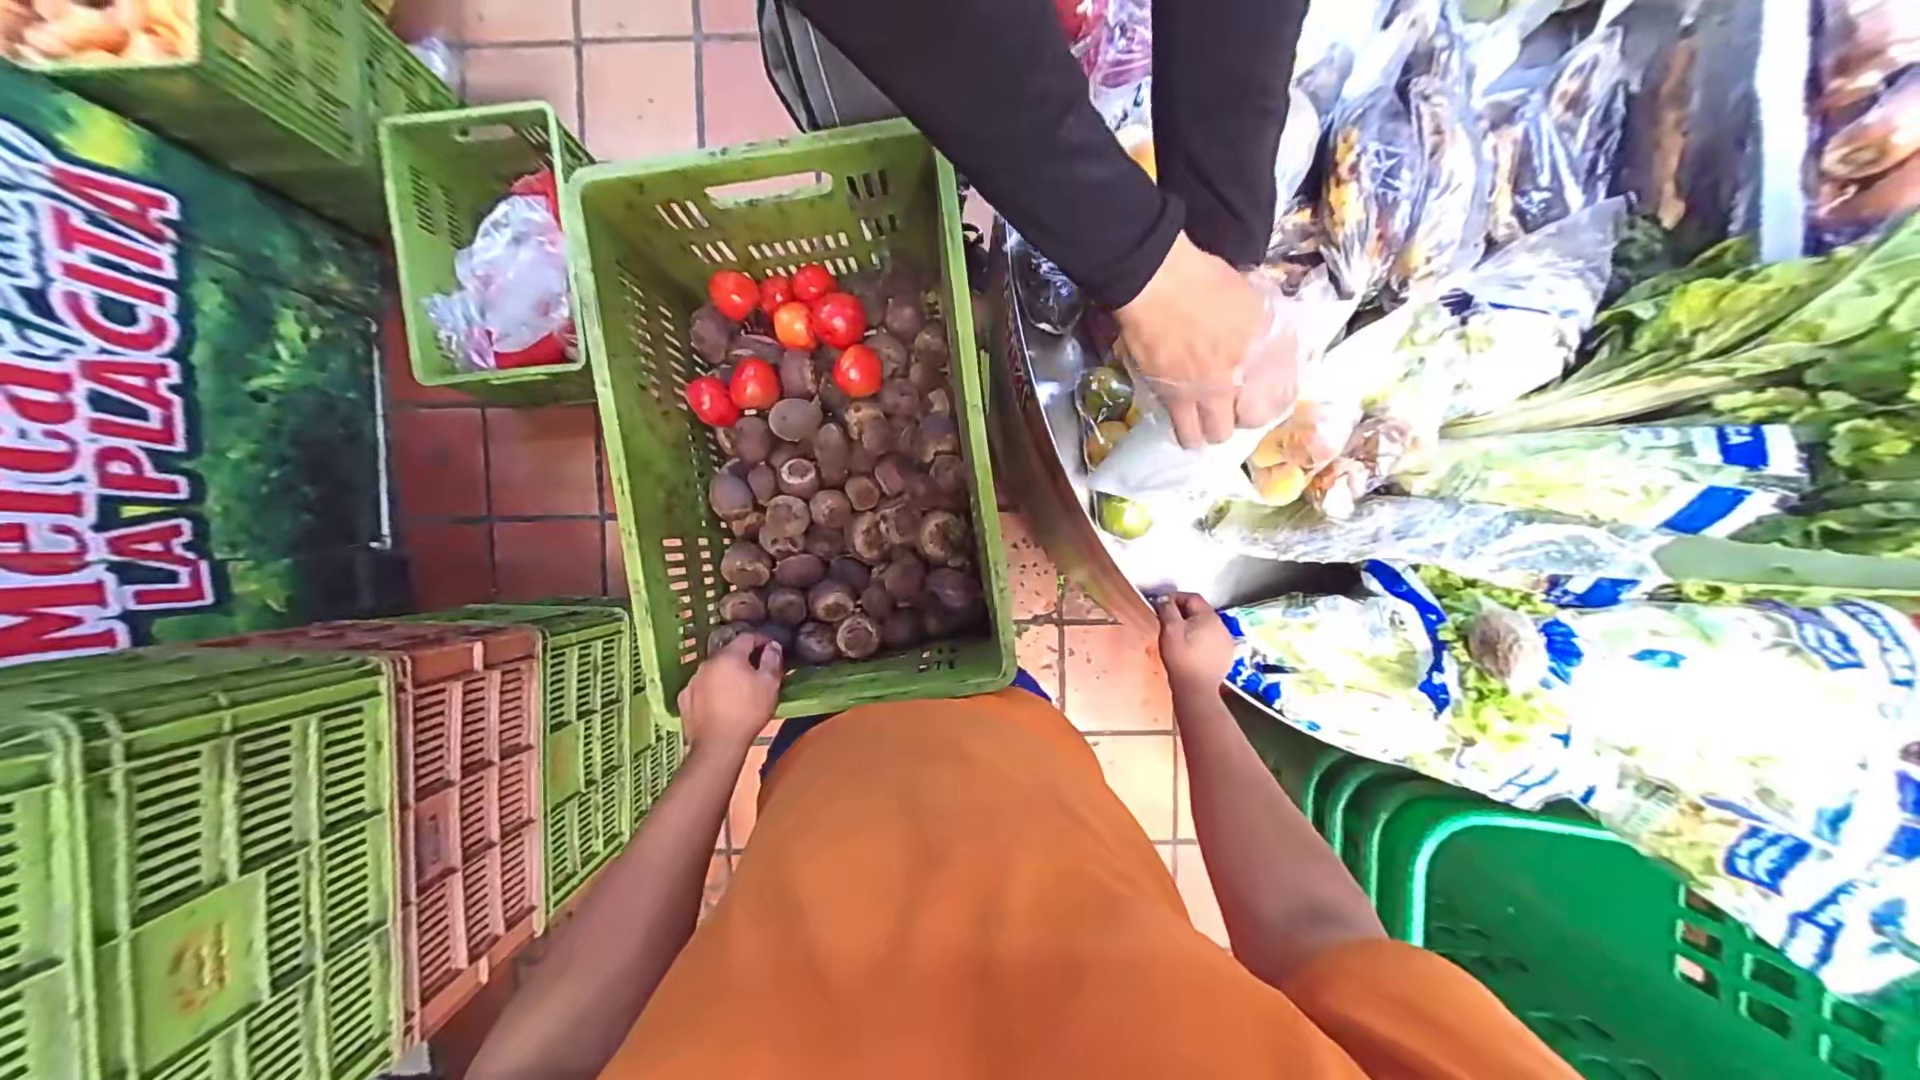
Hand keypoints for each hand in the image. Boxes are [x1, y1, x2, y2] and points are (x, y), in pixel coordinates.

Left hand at [678, 633, 783, 751]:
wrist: (718, 745)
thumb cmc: (749, 712)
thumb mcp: (770, 684)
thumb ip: (772, 660)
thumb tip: (772, 645)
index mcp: (729, 656)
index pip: (747, 637)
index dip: (762, 639)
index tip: (772, 647)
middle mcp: (707, 663)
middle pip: (729, 653)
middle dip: (744, 658)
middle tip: (758, 670)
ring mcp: (692, 681)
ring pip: (714, 671)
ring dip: (726, 674)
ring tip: (738, 688)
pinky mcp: (684, 699)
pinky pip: (702, 687)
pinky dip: (712, 689)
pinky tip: (720, 702)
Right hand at [1116, 234, 1294, 447]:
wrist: (1159, 283)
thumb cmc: (1204, 280)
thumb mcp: (1252, 299)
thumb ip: (1265, 330)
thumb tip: (1270, 350)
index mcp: (1263, 352)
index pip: (1282, 396)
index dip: (1275, 401)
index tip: (1264, 397)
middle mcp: (1237, 380)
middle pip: (1246, 423)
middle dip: (1240, 418)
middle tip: (1229, 407)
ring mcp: (1202, 392)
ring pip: (1209, 435)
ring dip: (1207, 431)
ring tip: (1200, 419)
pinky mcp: (1169, 397)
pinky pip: (1179, 425)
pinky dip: (1181, 424)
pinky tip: (1179, 413)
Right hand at [1156, 592, 1235, 696]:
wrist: (1196, 688)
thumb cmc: (1181, 657)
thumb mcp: (1169, 629)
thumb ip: (1167, 609)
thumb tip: (1165, 599)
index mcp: (1209, 616)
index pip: (1191, 597)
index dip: (1175, 597)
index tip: (1161, 604)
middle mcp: (1222, 625)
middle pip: (1200, 611)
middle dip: (1183, 611)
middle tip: (1167, 619)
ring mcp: (1226, 641)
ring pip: (1207, 626)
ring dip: (1193, 626)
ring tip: (1178, 635)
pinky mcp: (1226, 655)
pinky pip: (1211, 640)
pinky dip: (1201, 639)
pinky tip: (1191, 649)